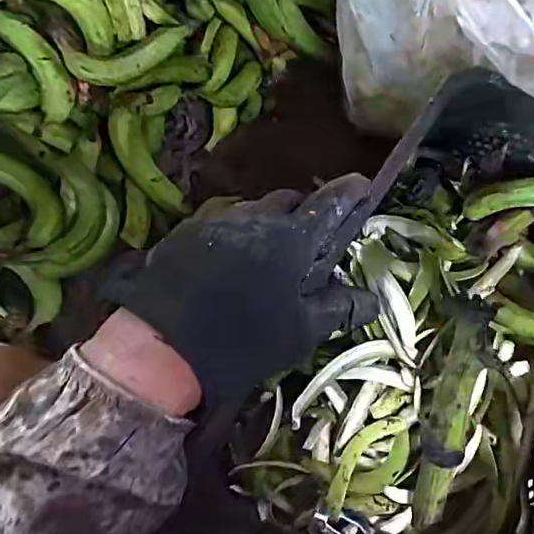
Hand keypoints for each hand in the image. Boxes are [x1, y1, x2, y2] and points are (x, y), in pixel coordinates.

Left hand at [102, 177, 379, 407]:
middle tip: (312, 234)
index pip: (329, 205)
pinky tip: (232, 258)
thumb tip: (373, 299)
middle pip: (289, 200)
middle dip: (305, 209)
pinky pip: (221, 221)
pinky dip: (237, 232)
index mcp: (290, 241)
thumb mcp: (299, 333)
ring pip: (252, 209)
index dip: (350, 193)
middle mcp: (255, 219)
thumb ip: (338, 309)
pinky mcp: (184, 233)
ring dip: (268, 221)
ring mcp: (215, 222)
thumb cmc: (241, 343)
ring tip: (270, 248)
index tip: (362, 185)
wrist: (160, 349)